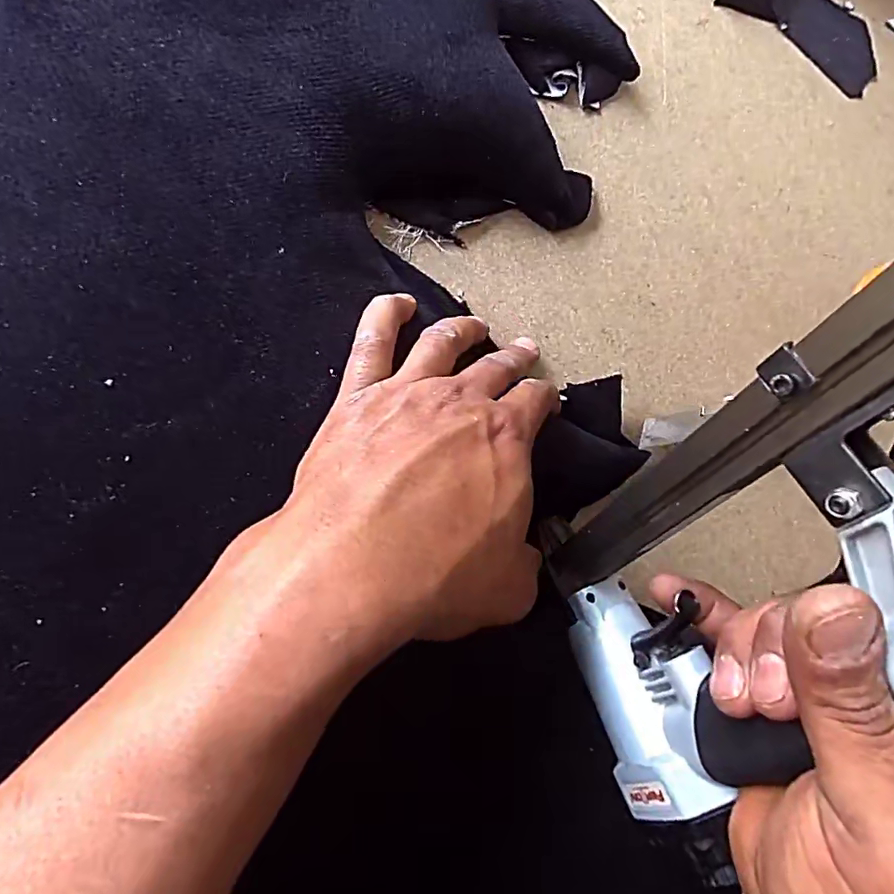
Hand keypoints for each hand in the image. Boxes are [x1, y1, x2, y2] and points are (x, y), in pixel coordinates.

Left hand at [247, 293, 557, 647]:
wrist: (349, 568)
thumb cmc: (430, 576)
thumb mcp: (506, 587)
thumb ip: (522, 564)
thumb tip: (523, 558)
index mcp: (505, 440)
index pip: (535, 402)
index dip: (544, 399)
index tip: (544, 402)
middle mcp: (459, 404)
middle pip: (495, 366)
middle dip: (514, 358)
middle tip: (523, 352)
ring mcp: (405, 395)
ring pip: (441, 342)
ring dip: (462, 328)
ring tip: (471, 324)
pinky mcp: (355, 400)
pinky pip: (372, 341)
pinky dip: (386, 315)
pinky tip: (396, 306)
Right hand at [650, 465, 893, 893]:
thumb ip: (866, 725)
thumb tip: (836, 614)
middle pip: (866, 603)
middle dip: (808, 624)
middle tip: (783, 682)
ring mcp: (854, 699)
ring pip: (796, 618)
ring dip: (755, 646)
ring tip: (750, 703)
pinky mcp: (792, 704)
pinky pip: (745, 642)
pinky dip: (712, 622)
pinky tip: (685, 602)